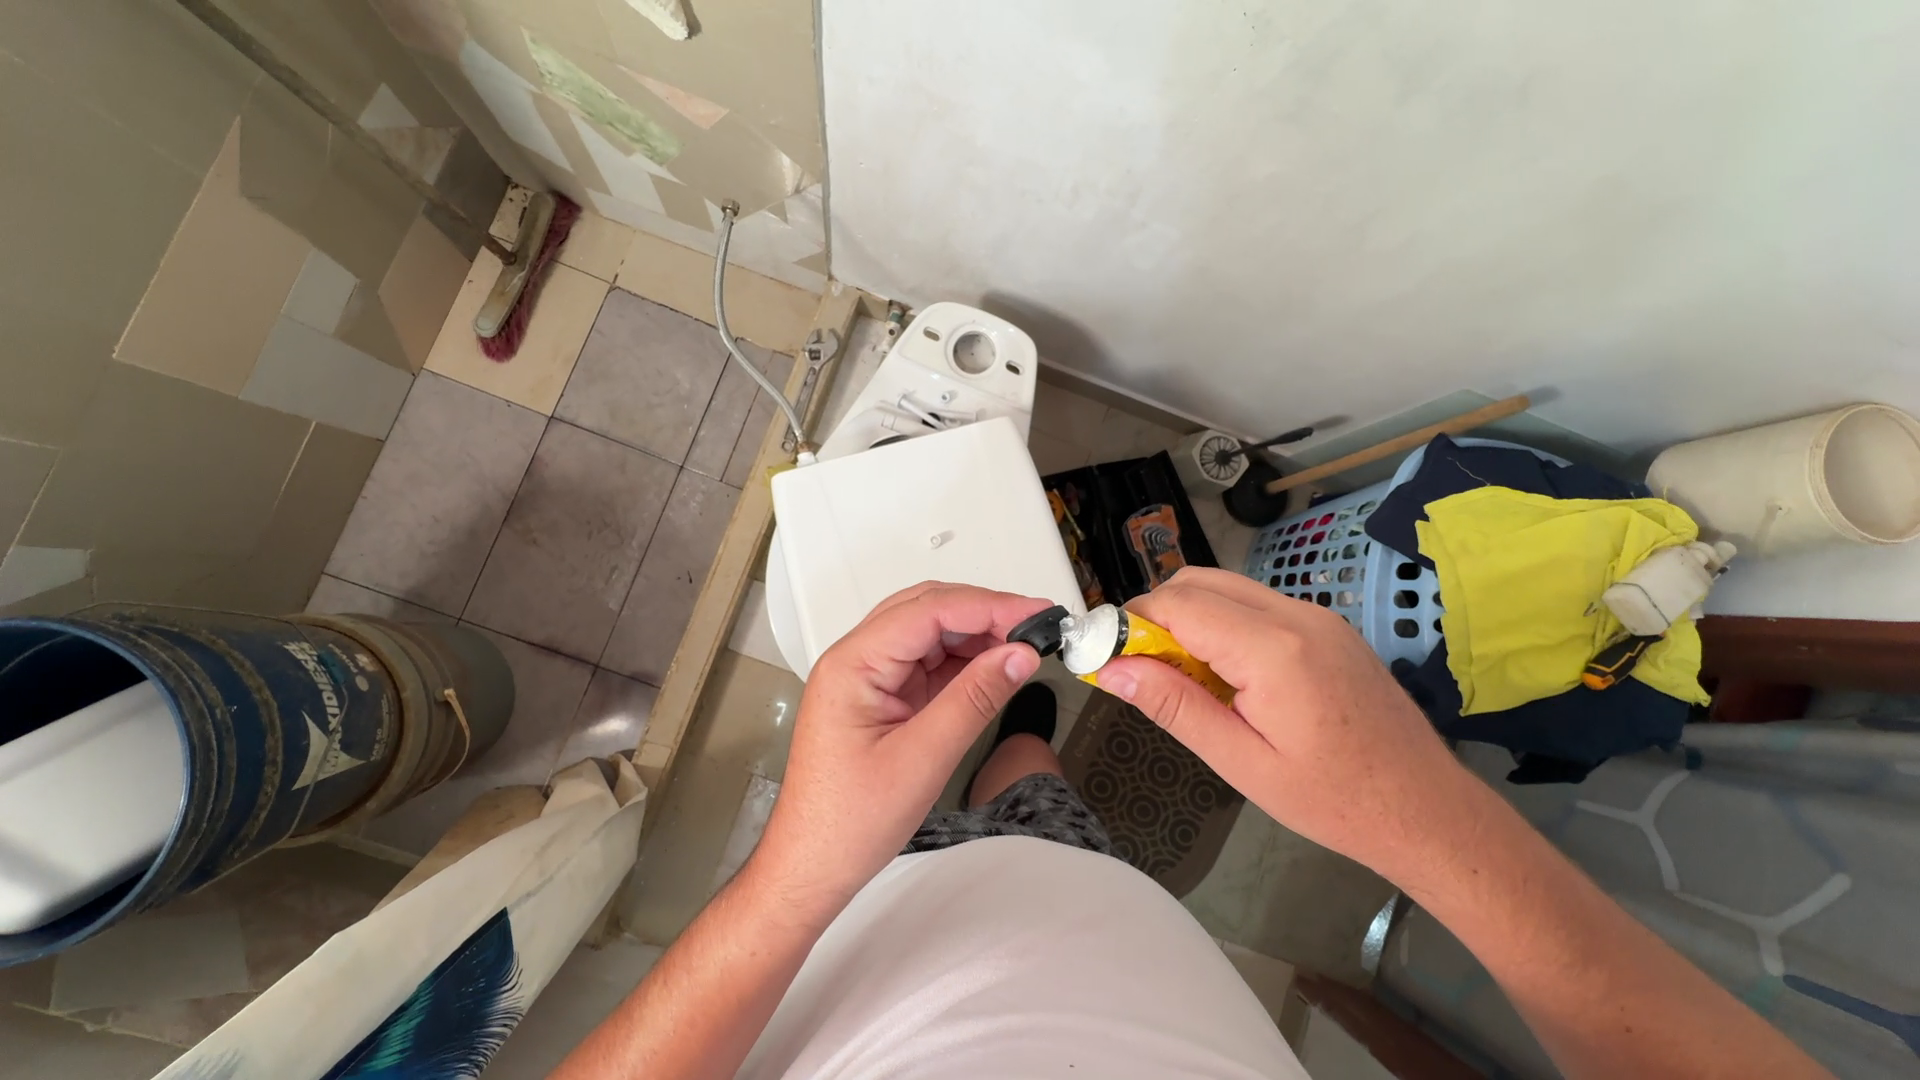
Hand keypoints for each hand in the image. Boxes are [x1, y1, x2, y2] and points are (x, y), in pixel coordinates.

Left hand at [747, 582, 1048, 916]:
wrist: (814, 866)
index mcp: (853, 664)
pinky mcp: (884, 696)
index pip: (928, 611)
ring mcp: (870, 677)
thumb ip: (975, 699)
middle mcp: (857, 660)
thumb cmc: (849, 823)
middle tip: (1037, 626)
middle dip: (985, 612)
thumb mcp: (922, 759)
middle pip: (928, 610)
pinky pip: (929, 663)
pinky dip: (966, 661)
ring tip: (1025, 646)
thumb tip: (1020, 654)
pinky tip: (996, 666)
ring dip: (978, 634)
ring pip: (930, 633)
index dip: (987, 605)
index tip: (1036, 611)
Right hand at [1094, 567, 1471, 878]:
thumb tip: (1112, 669)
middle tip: (1143, 668)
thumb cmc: (1333, 800)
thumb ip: (1174, 706)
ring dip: (1189, 617)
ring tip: (1184, 676)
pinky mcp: (1328, 626)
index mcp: (1273, 649)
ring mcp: (1317, 616)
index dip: (1132, 622)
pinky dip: (1223, 623)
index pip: (1178, 604)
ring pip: (1226, 588)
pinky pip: (1256, 604)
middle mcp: (1295, 615)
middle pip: (1198, 581)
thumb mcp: (1242, 762)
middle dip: (1157, 614)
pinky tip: (1227, 674)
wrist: (1428, 809)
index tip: (1109, 656)